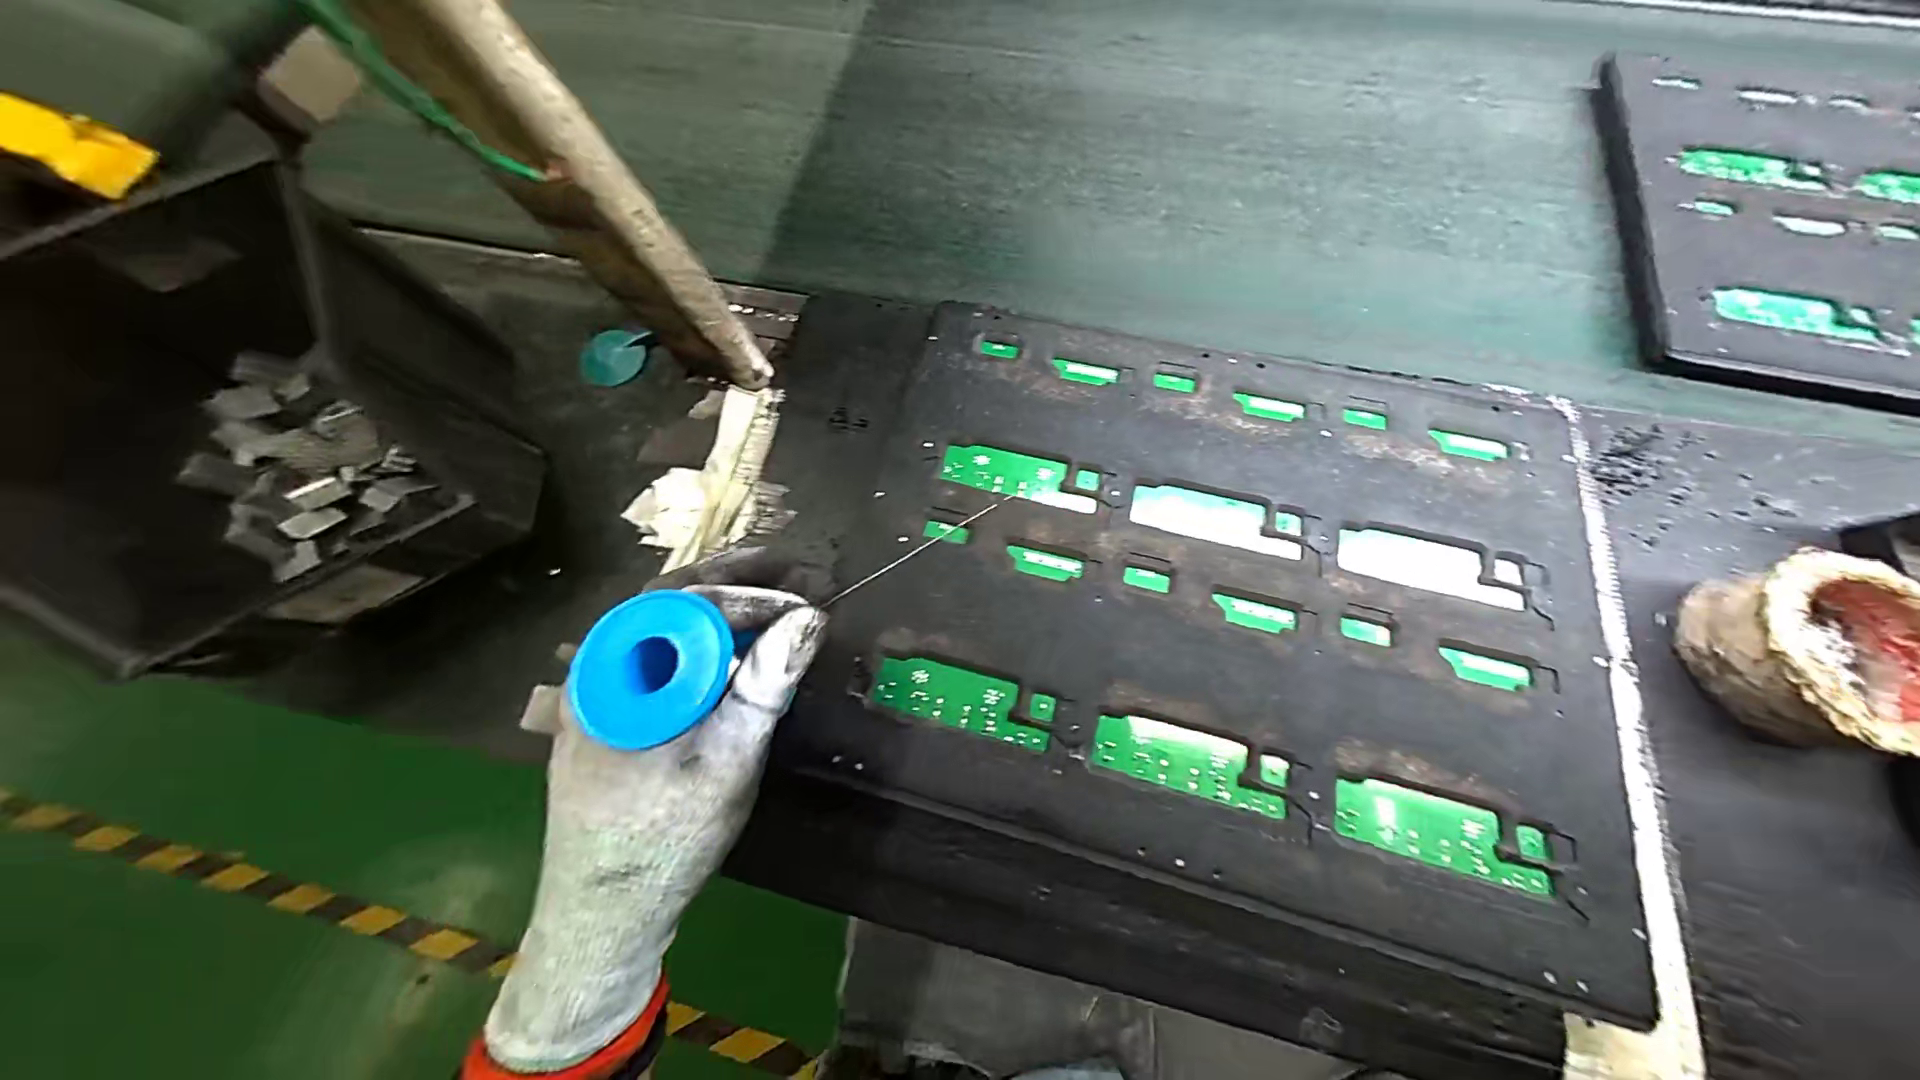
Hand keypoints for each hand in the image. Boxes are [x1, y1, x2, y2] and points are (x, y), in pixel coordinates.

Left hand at [481, 547, 827, 1073]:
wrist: (604, 918)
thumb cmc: (664, 839)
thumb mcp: (728, 758)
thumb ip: (766, 684)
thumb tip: (811, 617)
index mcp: (611, 670)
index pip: (686, 602)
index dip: (752, 593)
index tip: (806, 600)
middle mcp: (598, 668)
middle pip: (672, 601)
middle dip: (738, 581)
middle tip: (794, 570)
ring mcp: (604, 692)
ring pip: (669, 627)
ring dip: (725, 607)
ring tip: (776, 598)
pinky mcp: (619, 715)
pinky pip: (666, 657)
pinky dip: (710, 642)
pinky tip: (741, 649)